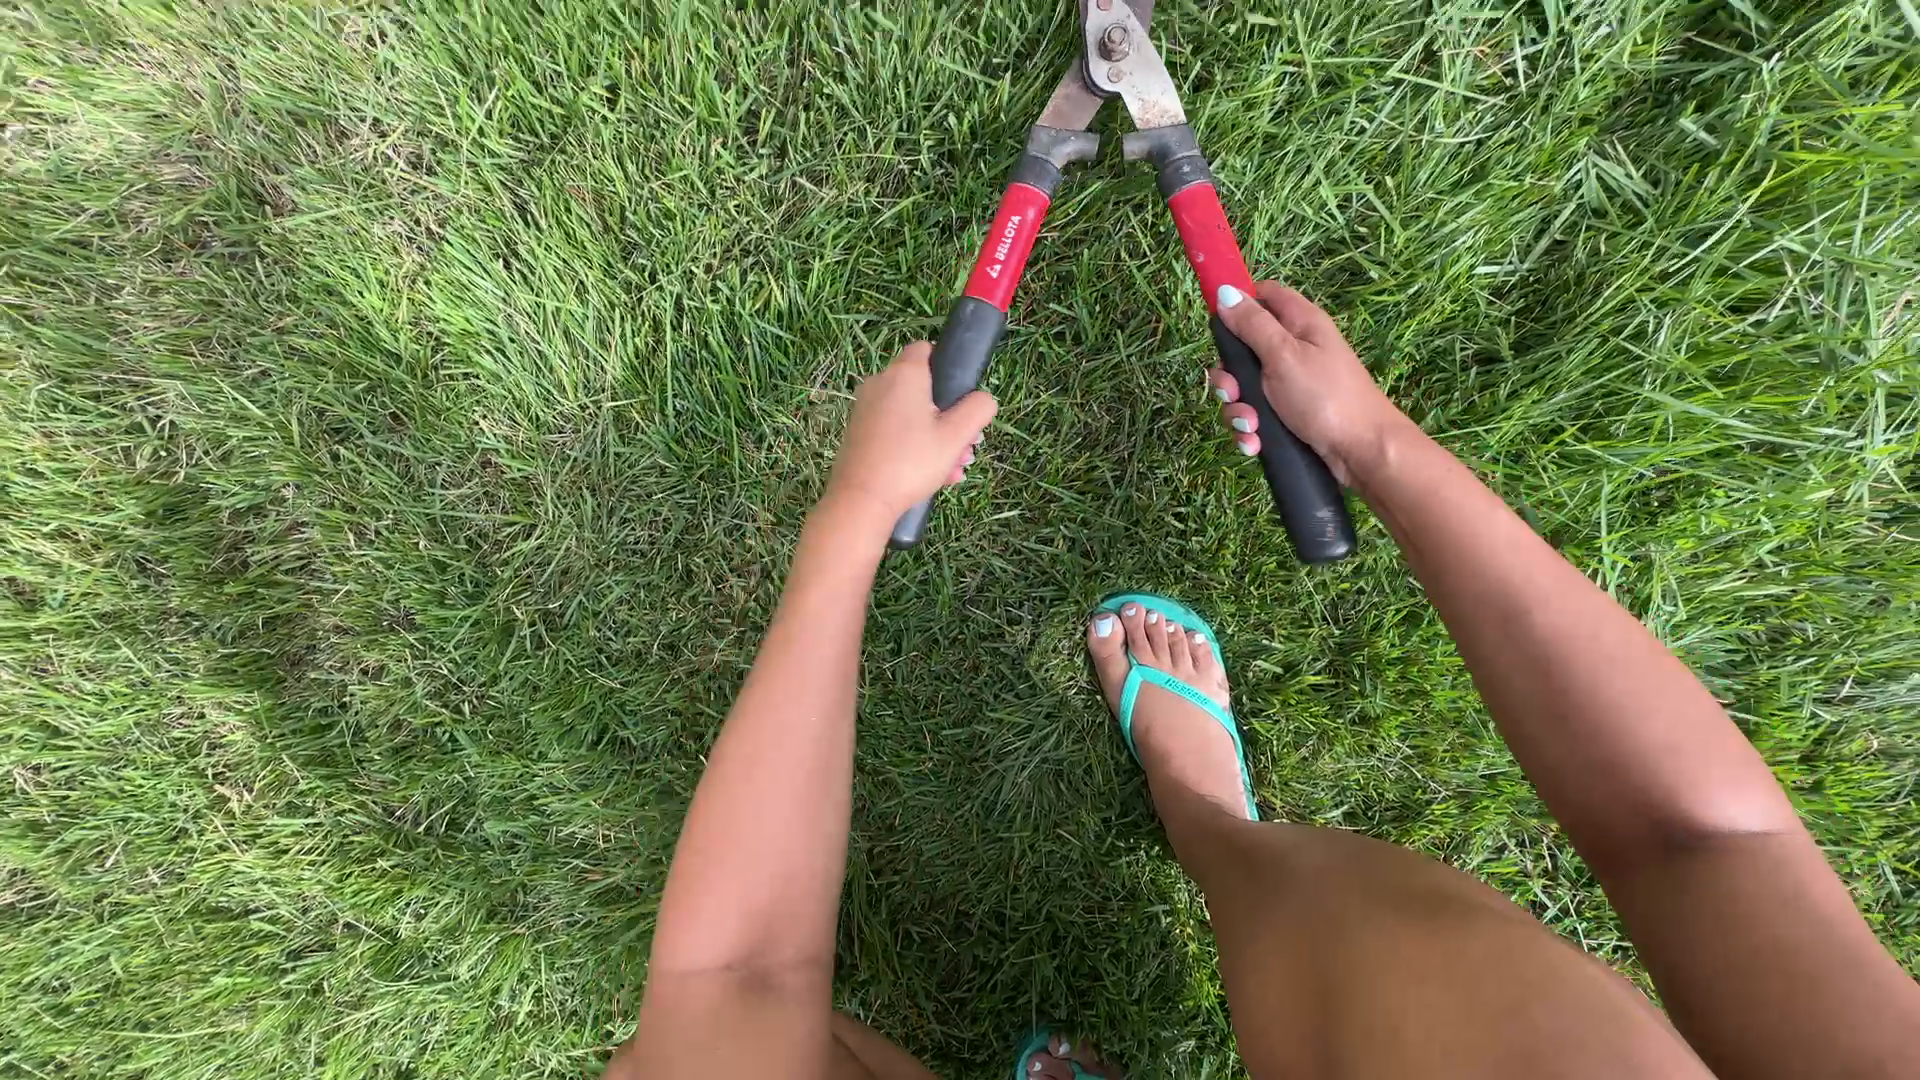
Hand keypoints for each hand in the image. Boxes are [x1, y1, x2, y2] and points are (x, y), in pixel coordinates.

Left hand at [822, 341, 997, 520]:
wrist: (862, 499)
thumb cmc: (911, 462)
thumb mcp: (955, 436)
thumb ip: (977, 409)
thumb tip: (983, 399)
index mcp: (904, 374)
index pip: (925, 349)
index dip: (946, 367)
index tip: (959, 397)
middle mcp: (880, 384)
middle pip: (922, 389)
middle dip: (949, 416)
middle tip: (967, 446)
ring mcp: (866, 409)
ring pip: (911, 415)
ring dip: (936, 438)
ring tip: (954, 469)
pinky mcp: (859, 432)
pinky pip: (894, 431)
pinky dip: (914, 446)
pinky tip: (934, 476)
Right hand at [1210, 282, 1409, 484]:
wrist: (1359, 450)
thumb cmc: (1324, 395)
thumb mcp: (1283, 355)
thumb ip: (1252, 325)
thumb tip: (1224, 293)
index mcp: (1299, 323)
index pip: (1263, 296)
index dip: (1238, 306)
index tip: (1218, 329)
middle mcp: (1292, 349)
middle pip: (1242, 349)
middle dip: (1229, 376)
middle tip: (1234, 392)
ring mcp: (1289, 383)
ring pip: (1243, 388)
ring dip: (1238, 410)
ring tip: (1251, 426)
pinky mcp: (1286, 413)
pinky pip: (1254, 414)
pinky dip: (1250, 429)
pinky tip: (1255, 441)